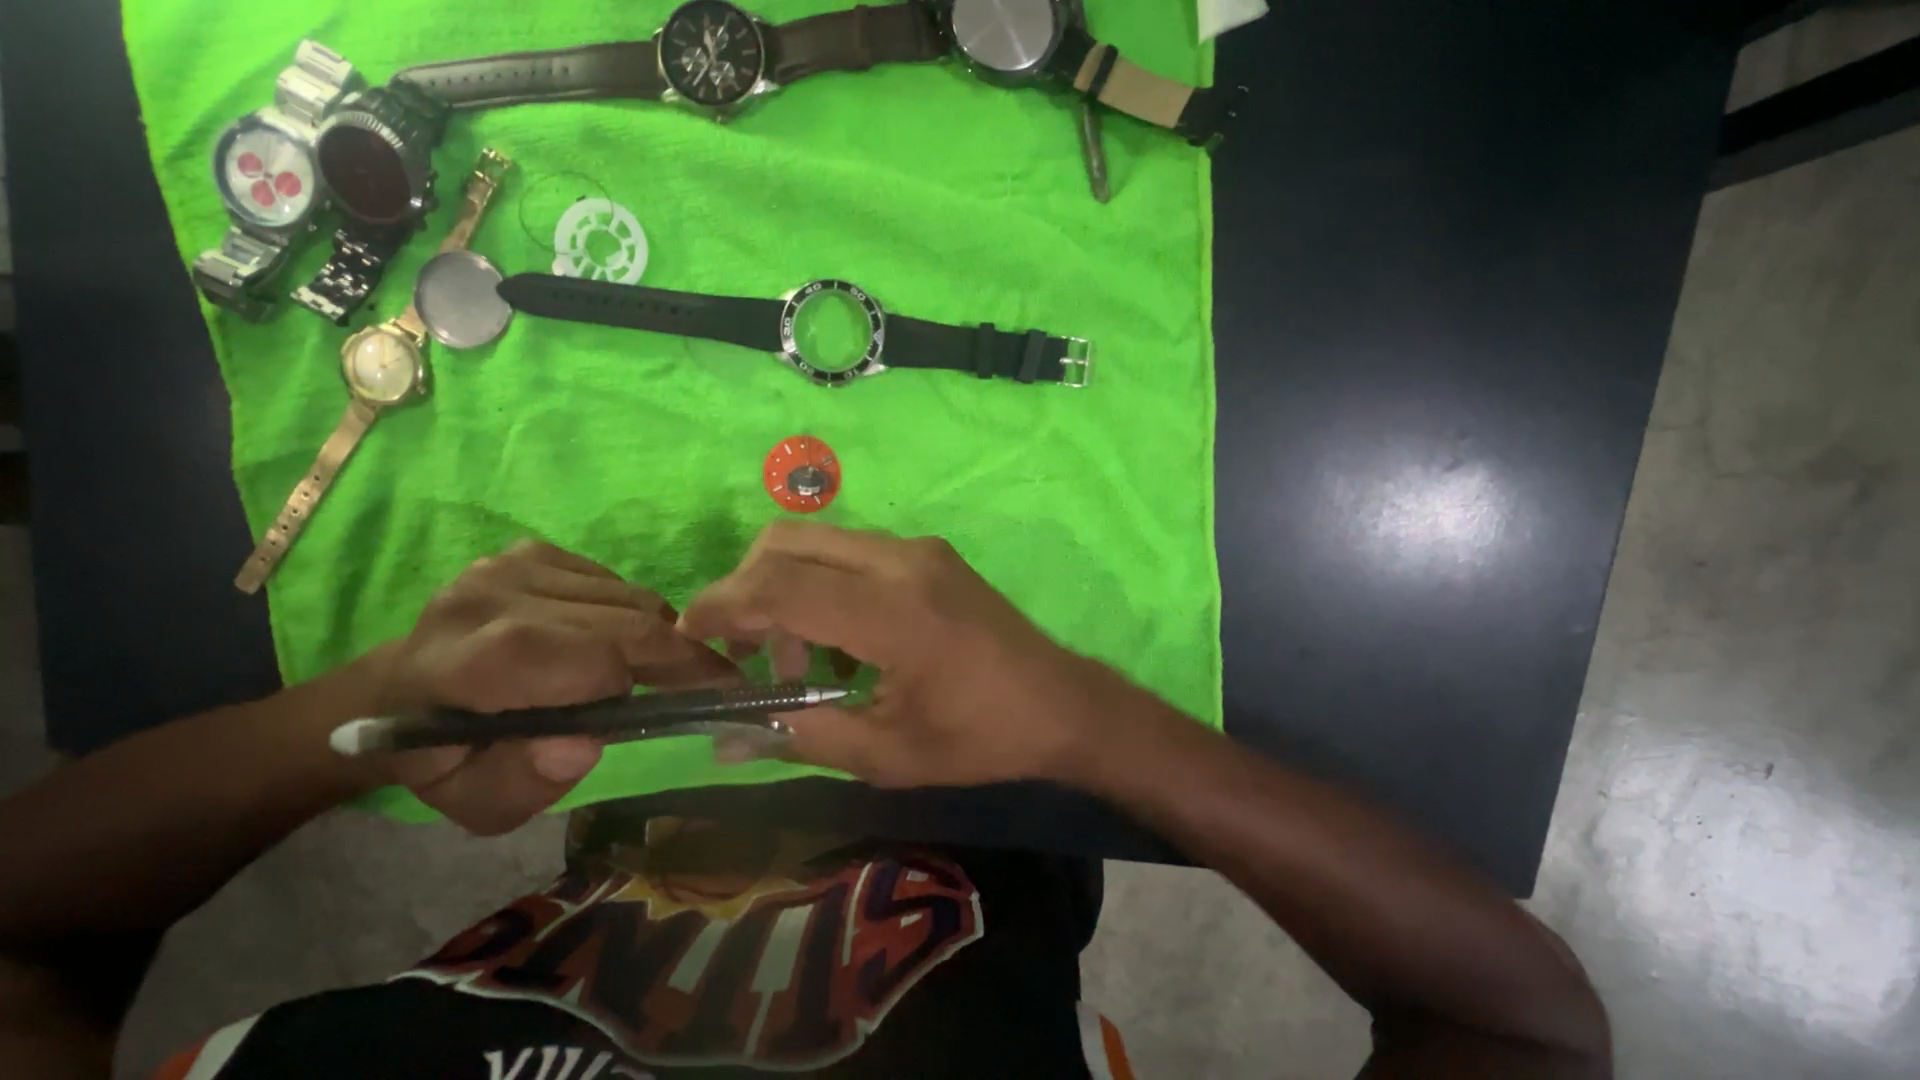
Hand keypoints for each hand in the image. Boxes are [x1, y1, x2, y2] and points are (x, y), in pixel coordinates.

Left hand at [377, 540, 738, 833]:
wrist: (390, 695)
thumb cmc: (441, 760)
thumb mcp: (477, 804)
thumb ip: (527, 781)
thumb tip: (584, 742)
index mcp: (467, 663)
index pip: (588, 657)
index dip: (644, 682)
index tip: (692, 706)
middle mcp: (492, 598)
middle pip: (622, 620)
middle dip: (678, 657)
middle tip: (715, 687)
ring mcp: (511, 566)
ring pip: (629, 597)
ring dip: (656, 636)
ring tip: (657, 673)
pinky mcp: (529, 553)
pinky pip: (614, 581)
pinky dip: (631, 614)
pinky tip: (614, 642)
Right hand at [677, 522, 1118, 787]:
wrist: (1063, 704)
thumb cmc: (980, 738)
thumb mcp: (888, 754)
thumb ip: (803, 735)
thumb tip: (726, 738)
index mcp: (893, 614)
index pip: (780, 587)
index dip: (722, 606)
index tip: (688, 636)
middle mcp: (901, 562)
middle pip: (786, 543)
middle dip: (745, 591)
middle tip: (743, 654)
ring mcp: (918, 550)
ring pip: (817, 543)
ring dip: (786, 592)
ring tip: (799, 668)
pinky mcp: (929, 554)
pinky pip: (851, 553)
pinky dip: (822, 586)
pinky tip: (840, 646)